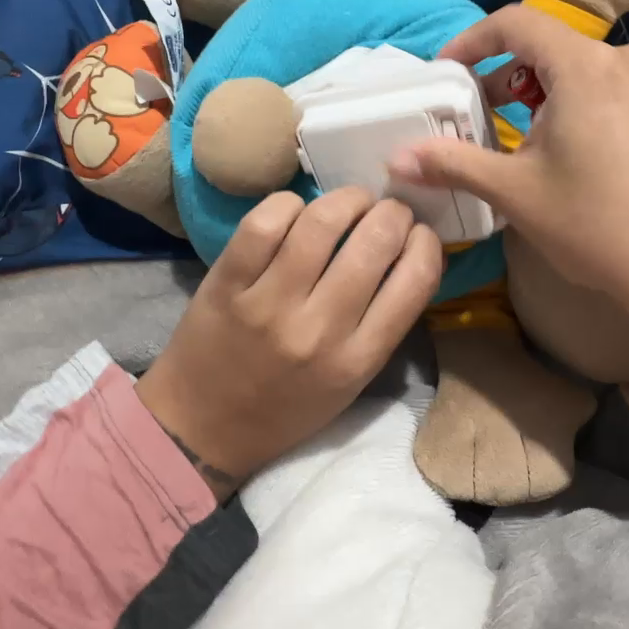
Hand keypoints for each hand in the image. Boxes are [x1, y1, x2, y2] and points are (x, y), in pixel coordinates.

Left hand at [135, 188, 441, 499]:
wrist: (201, 429)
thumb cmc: (287, 406)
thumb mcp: (353, 381)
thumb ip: (385, 320)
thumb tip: (414, 249)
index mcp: (358, 359)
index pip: (417, 278)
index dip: (427, 241)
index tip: (418, 235)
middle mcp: (318, 330)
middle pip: (376, 239)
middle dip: (392, 211)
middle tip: (385, 212)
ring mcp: (268, 304)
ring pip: (322, 221)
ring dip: (347, 198)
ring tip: (349, 204)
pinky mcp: (226, 283)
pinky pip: (265, 222)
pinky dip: (289, 203)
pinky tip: (296, 213)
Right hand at [389, 4, 628, 302]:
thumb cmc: (595, 225)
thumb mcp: (516, 192)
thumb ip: (453, 164)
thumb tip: (397, 159)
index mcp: (586, 67)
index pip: (517, 23)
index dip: (473, 41)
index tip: (448, 71)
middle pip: (554, 47)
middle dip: (512, 75)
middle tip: (489, 115)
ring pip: (590, 70)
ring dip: (552, 93)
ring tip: (538, 143)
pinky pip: (624, 89)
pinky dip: (592, 105)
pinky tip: (589, 155)